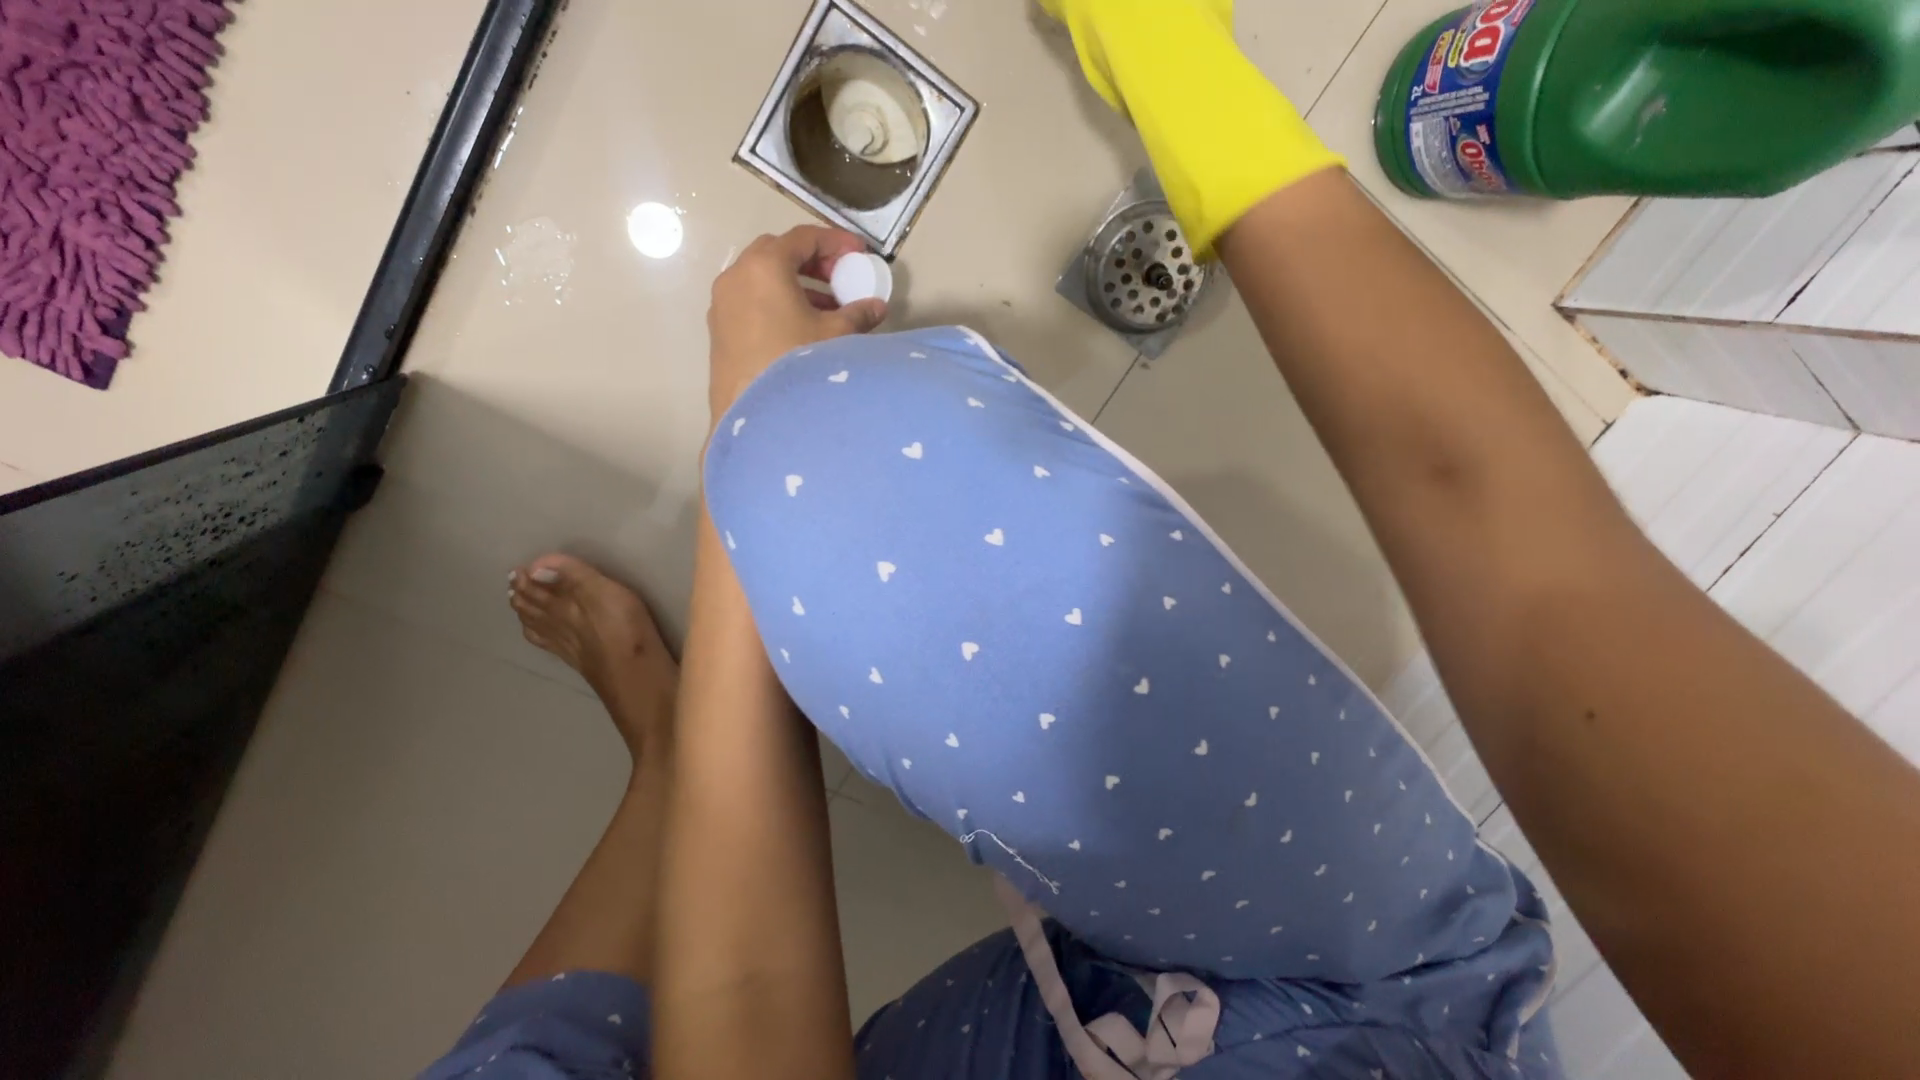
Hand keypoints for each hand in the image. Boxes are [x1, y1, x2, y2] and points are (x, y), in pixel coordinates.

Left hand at [706, 225, 887, 421]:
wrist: (754, 418)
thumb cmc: (797, 363)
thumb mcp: (837, 335)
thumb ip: (858, 314)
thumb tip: (876, 307)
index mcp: (764, 267)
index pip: (802, 238)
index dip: (835, 242)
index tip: (858, 254)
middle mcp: (735, 277)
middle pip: (776, 253)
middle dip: (811, 261)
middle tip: (839, 278)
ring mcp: (722, 305)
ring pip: (761, 279)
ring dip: (794, 285)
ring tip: (826, 309)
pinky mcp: (719, 332)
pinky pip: (750, 302)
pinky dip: (776, 303)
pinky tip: (800, 329)